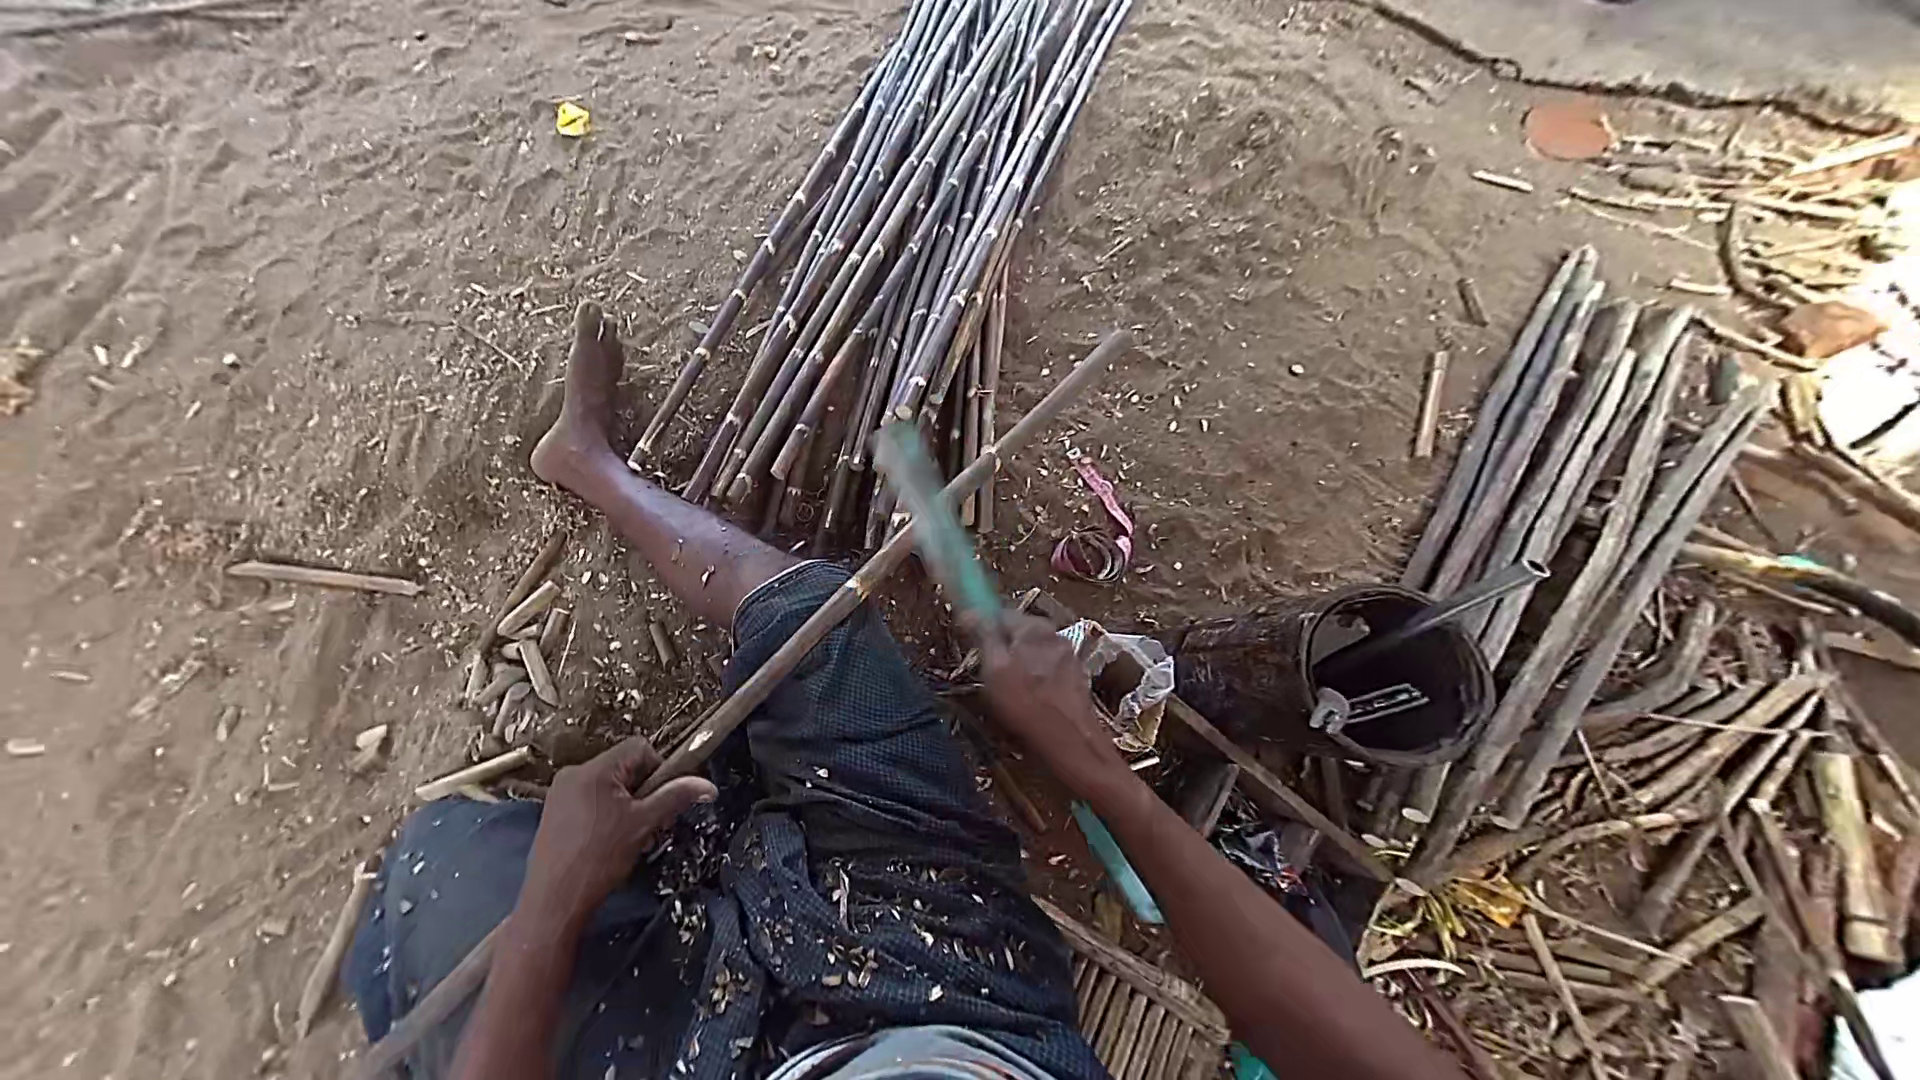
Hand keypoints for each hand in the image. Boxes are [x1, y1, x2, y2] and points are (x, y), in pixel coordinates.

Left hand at [517, 735, 716, 928]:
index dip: (659, 769)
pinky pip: (594, 798)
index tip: (661, 799)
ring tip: (632, 835)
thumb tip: (709, 785)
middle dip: (645, 790)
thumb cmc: (599, 859)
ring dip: (630, 804)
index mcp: (594, 770)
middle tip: (651, 821)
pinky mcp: (555, 813)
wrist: (552, 905)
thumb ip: (677, 796)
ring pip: (612, 784)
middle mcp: (574, 774)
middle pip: (626, 766)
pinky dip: (610, 812)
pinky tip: (612, 840)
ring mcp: (560, 794)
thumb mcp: (645, 823)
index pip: (640, 748)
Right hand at [973, 612, 1133, 798]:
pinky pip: (1046, 669)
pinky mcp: (1076, 677)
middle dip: (1002, 648)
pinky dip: (1035, 679)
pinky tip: (1029, 700)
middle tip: (988, 673)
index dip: (981, 628)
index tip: (971, 648)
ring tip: (1008, 691)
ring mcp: (1069, 655)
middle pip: (1018, 633)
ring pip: (1032, 652)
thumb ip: (983, 635)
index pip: (999, 613)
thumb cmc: (1026, 706)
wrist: (1071, 743)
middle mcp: (1055, 634)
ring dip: (1019, 664)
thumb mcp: (994, 669)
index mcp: (1034, 627)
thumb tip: (969, 610)